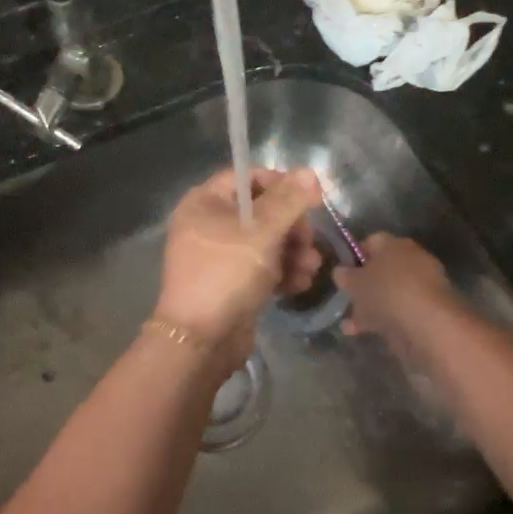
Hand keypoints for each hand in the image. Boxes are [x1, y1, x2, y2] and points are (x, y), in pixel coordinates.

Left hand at [153, 168, 325, 370]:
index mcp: (205, 202)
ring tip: (310, 268)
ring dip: (293, 252)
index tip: (311, 198)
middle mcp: (209, 224)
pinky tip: (299, 284)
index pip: (248, 177)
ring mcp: (220, 256)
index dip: (282, 183)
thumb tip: (310, 172)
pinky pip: (262, 268)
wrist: (201, 341)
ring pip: (266, 242)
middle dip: (292, 226)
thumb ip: (288, 200)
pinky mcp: (231, 284)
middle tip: (308, 241)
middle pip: (262, 211)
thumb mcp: (262, 232)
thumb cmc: (227, 274)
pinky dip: (282, 272)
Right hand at [334, 234, 461, 343]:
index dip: (354, 256)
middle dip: (363, 285)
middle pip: (381, 269)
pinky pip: (399, 310)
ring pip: (389, 292)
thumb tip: (340, 271)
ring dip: (371, 306)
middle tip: (346, 300)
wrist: (428, 325)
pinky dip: (384, 320)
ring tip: (350, 325)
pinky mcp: (428, 309)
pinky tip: (365, 332)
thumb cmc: (386, 293)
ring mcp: (423, 284)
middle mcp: (411, 258)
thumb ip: (345, 276)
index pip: (370, 241)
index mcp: (394, 243)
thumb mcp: (356, 283)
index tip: (341, 273)